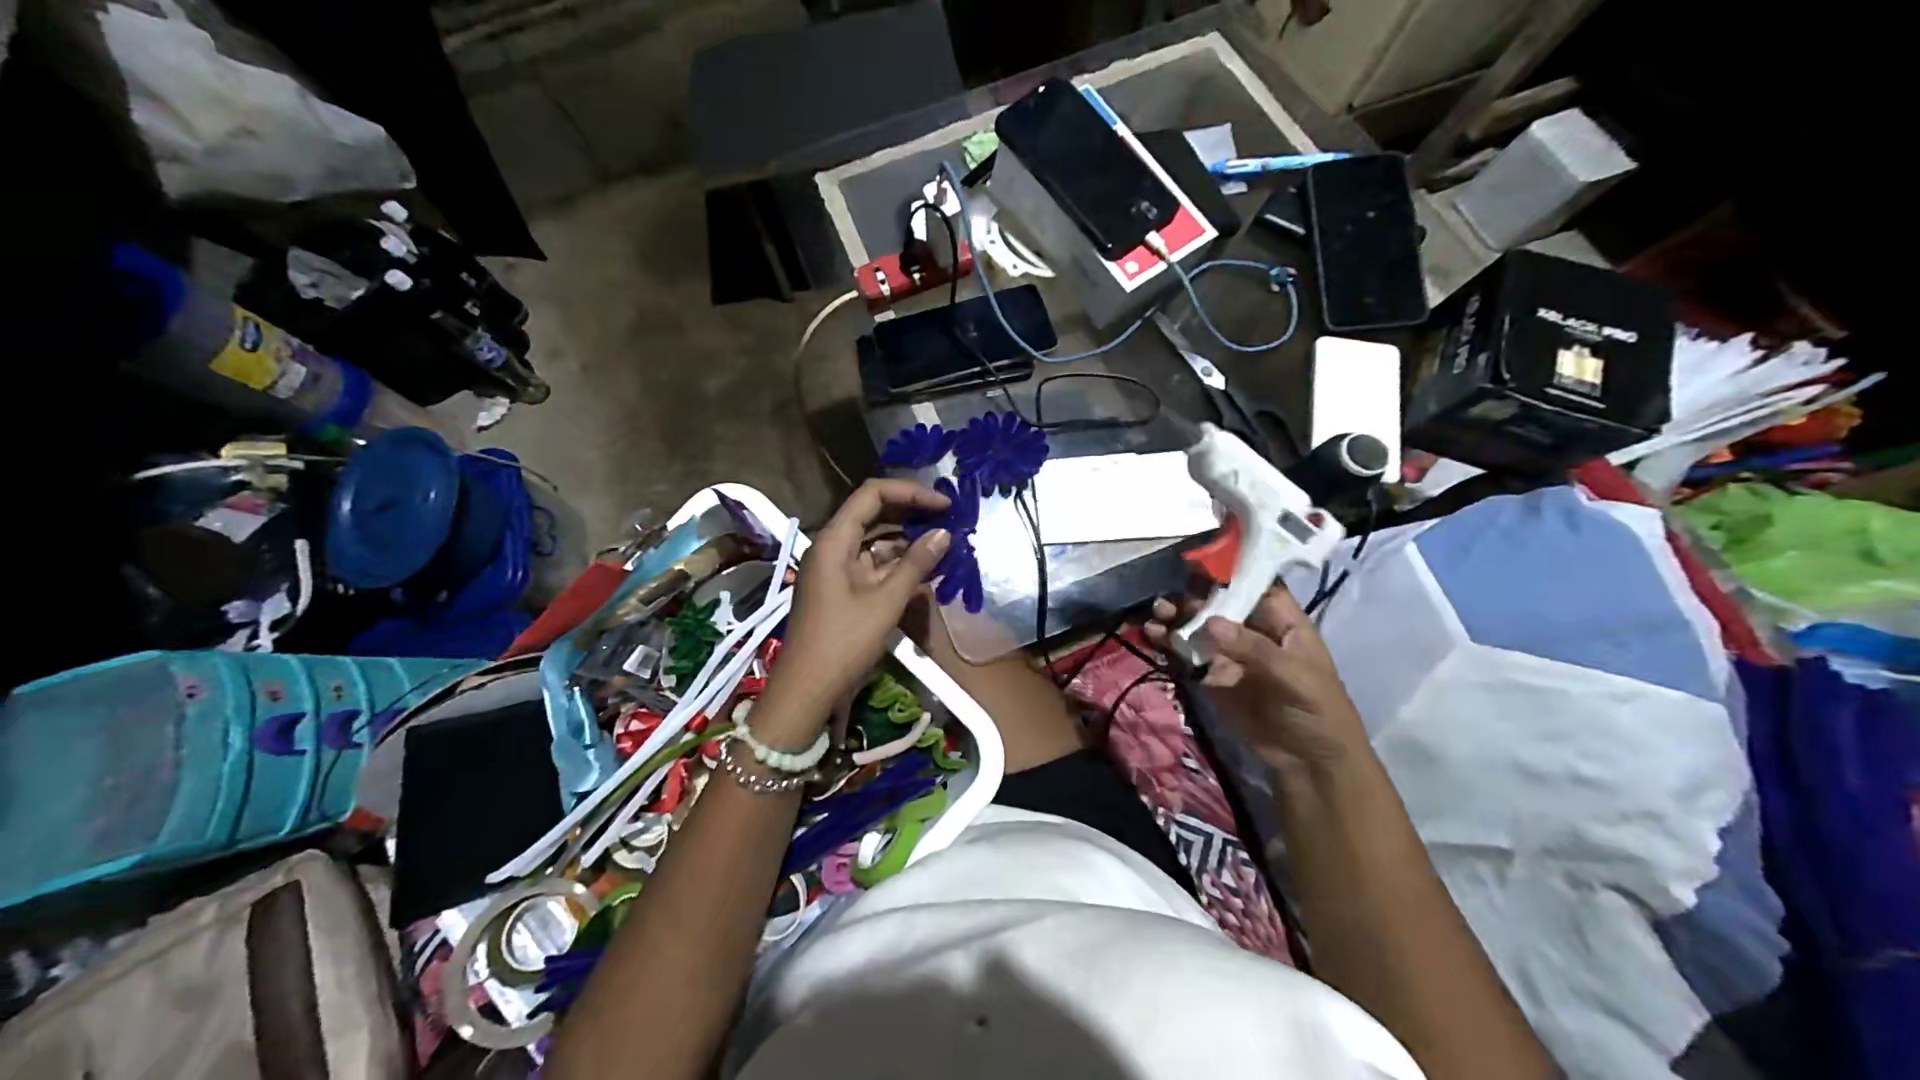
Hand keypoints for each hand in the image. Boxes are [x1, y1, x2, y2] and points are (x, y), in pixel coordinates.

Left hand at [766, 480, 950, 719]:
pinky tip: (925, 571)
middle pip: (874, 515)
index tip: (944, 503)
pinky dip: (897, 565)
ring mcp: (836, 569)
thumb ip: (916, 565)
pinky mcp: (842, 589)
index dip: (910, 493)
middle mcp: (832, 547)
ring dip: (907, 541)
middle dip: (911, 514)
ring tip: (944, 543)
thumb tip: (944, 534)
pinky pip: (872, 566)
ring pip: (875, 542)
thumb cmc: (843, 643)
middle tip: (950, 519)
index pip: (872, 495)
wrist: (807, 689)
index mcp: (834, 540)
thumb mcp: (885, 602)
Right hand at [1145, 585, 1367, 771]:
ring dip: (1176, 621)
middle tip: (1165, 602)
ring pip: (1199, 629)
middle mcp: (1254, 632)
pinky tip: (1154, 638)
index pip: (1255, 586)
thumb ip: (1254, 649)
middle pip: (1219, 606)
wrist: (1310, 763)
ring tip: (1155, 618)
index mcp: (1283, 622)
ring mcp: (1231, 655)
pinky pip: (1189, 656)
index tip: (1196, 564)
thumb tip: (1212, 623)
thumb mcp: (1294, 676)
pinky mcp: (1214, 678)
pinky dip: (1170, 646)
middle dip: (1192, 600)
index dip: (1229, 572)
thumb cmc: (1318, 710)